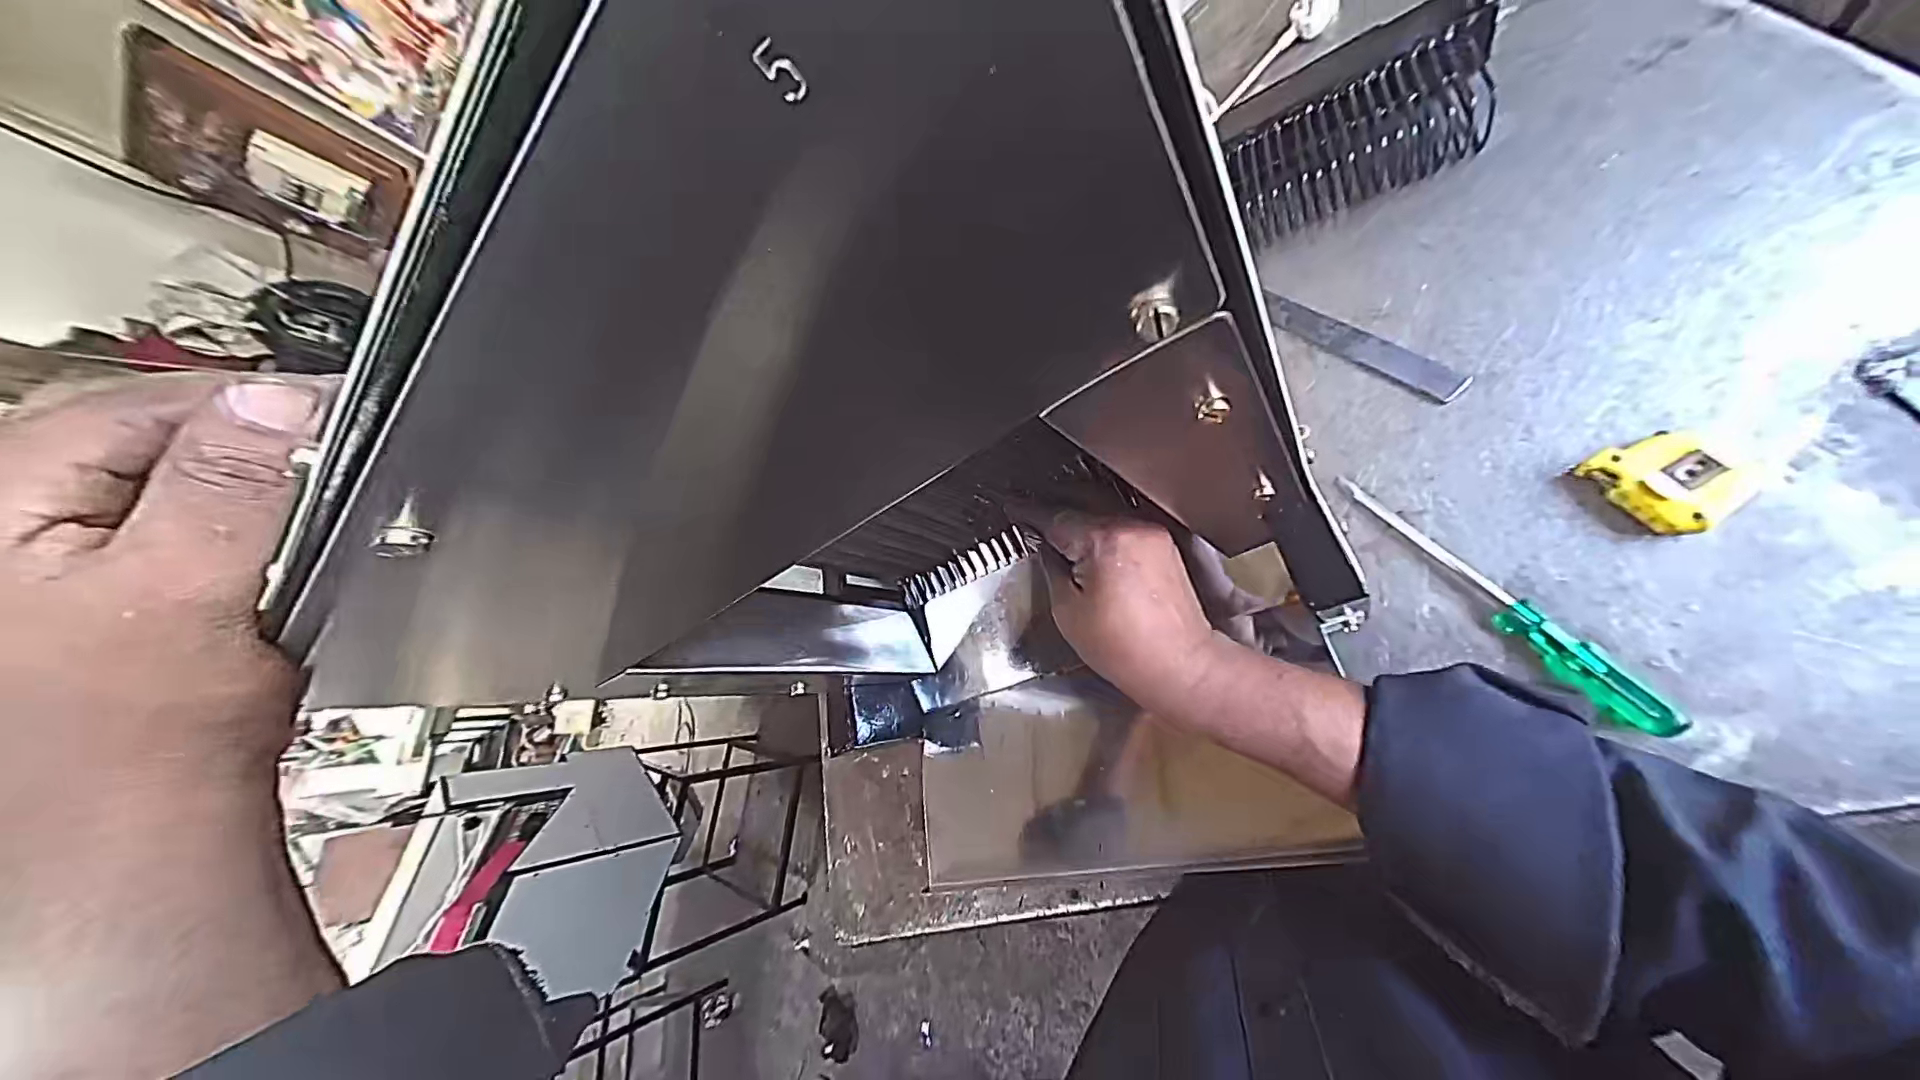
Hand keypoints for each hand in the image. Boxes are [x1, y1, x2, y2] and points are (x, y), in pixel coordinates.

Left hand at [0, 374, 325, 791]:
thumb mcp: (181, 596)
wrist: (143, 822)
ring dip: (264, 487)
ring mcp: (78, 560)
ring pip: (188, 484)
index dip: (242, 399)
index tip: (330, 400)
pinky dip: (261, 525)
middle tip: (336, 448)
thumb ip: (226, 492)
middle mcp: (23, 529)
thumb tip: (274, 404)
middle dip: (257, 445)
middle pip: (159, 441)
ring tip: (319, 495)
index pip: (133, 407)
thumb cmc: (126, 742)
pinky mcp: (134, 588)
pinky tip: (289, 540)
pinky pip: (206, 528)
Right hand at [1021, 506, 1365, 805]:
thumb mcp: (1068, 612)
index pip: (1056, 519)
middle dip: (1060, 527)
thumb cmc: (1128, 649)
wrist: (1180, 666)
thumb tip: (1045, 551)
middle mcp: (1133, 528)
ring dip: (1086, 534)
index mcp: (1105, 540)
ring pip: (1105, 521)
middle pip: (1082, 514)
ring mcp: (1153, 535)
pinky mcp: (1165, 546)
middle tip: (1040, 540)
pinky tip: (1100, 565)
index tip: (1017, 514)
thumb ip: (1051, 570)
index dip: (1031, 519)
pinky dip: (1109, 543)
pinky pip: (1126, 533)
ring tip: (1070, 558)